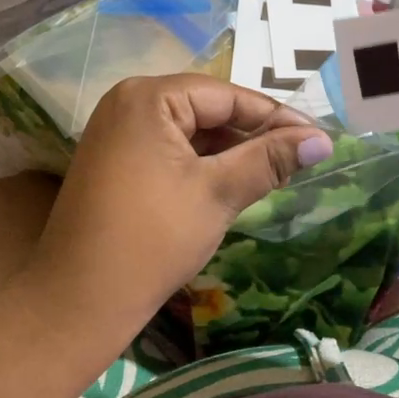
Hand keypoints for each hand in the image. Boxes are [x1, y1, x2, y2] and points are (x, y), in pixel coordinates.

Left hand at [26, 74, 333, 319]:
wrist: (76, 303)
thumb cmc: (151, 241)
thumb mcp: (217, 194)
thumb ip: (268, 160)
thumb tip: (322, 140)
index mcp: (147, 97)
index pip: (225, 95)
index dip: (275, 116)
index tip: (318, 137)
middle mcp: (127, 102)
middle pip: (206, 108)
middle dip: (253, 133)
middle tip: (301, 157)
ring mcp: (116, 131)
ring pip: (189, 130)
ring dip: (230, 150)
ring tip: (276, 172)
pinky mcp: (114, 160)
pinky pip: (169, 148)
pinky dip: (202, 163)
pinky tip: (234, 181)